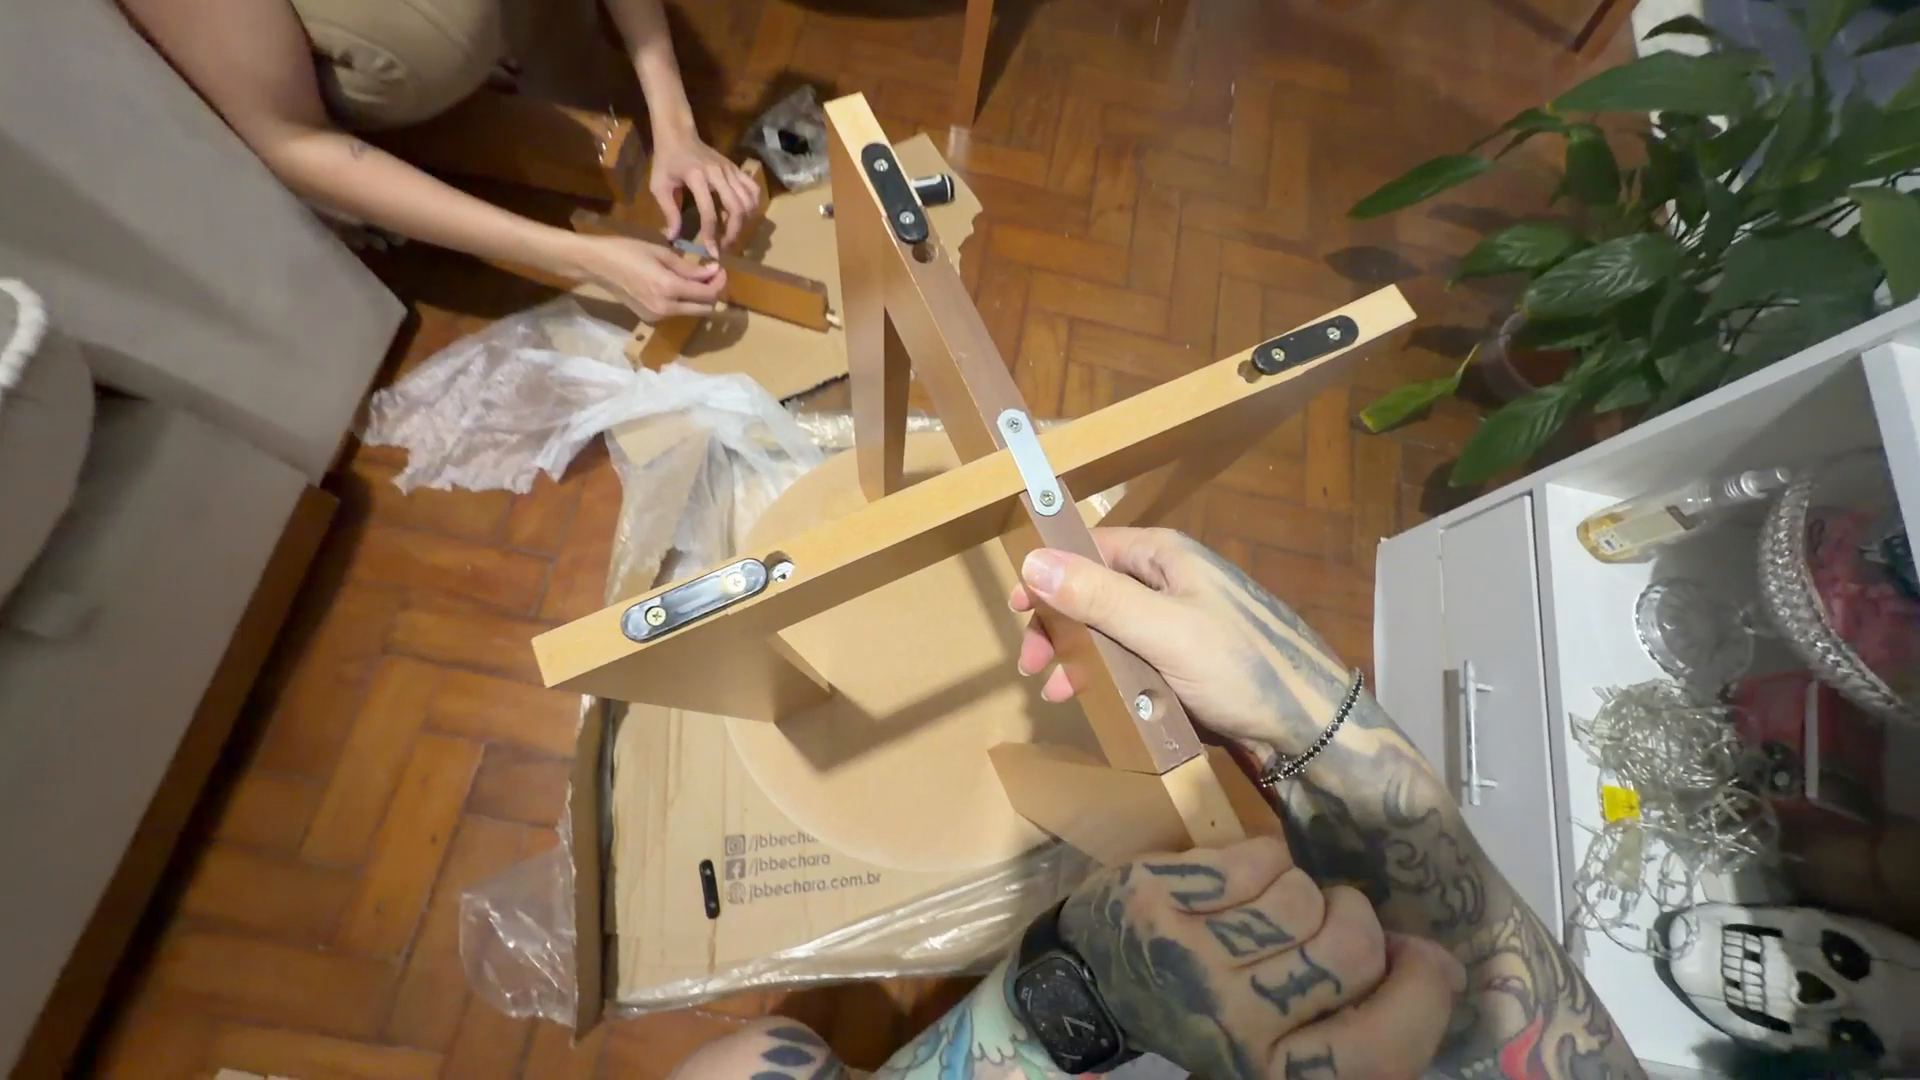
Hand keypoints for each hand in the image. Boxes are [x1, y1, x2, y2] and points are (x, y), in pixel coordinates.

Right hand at [572, 233, 725, 320]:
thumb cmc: (627, 251)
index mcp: (670, 289)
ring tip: (695, 279)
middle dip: (712, 293)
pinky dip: (684, 302)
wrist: (596, 265)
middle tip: (712, 276)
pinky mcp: (651, 319)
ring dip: (699, 299)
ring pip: (692, 312)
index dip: (719, 283)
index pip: (707, 294)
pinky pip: (677, 312)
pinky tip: (678, 287)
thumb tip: (713, 271)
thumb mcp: (661, 253)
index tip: (720, 270)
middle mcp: (667, 308)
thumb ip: (690, 267)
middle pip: (704, 309)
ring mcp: (658, 317)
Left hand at [649, 130, 760, 251]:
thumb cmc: (666, 160)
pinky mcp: (737, 169)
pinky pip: (753, 190)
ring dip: (744, 222)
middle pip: (736, 209)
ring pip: (748, 201)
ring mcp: (730, 170)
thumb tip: (674, 237)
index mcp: (696, 177)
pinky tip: (745, 215)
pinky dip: (753, 205)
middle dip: (734, 232)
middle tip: (726, 245)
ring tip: (734, 232)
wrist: (678, 133)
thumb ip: (669, 212)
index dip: (711, 235)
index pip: (709, 212)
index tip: (712, 252)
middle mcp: (717, 173)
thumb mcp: (659, 185)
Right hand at [1009, 527, 1354, 756]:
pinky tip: (1090, 700)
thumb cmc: (1241, 668)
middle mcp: (1168, 581)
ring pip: (1108, 629)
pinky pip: (1130, 658)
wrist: (1312, 731)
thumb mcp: (1163, 630)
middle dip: (1058, 626)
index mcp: (1165, 557)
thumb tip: (1031, 561)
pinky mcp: (1182, 660)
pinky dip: (1105, 676)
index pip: (1090, 548)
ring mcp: (1176, 622)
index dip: (1050, 573)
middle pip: (1093, 591)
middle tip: (1032, 665)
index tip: (1018, 608)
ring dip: (1076, 656)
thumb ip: (1098, 597)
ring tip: (1057, 691)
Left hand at [1059, 835, 1464, 1079]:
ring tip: (1277, 898)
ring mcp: (1190, 954)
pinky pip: (1253, 856)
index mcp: (1274, 1073)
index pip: (1383, 1048)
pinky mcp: (1158, 895)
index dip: (1421, 994)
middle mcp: (1234, 1021)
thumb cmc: (1204, 1009)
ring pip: (1300, 895)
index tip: (1424, 954)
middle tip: (1334, 911)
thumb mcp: (1277, 1039)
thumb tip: (1437, 959)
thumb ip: (1351, 1014)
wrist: (1097, 977)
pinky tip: (1247, 871)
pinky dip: (1263, 854)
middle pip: (1348, 950)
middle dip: (1353, 917)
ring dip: (1300, 885)